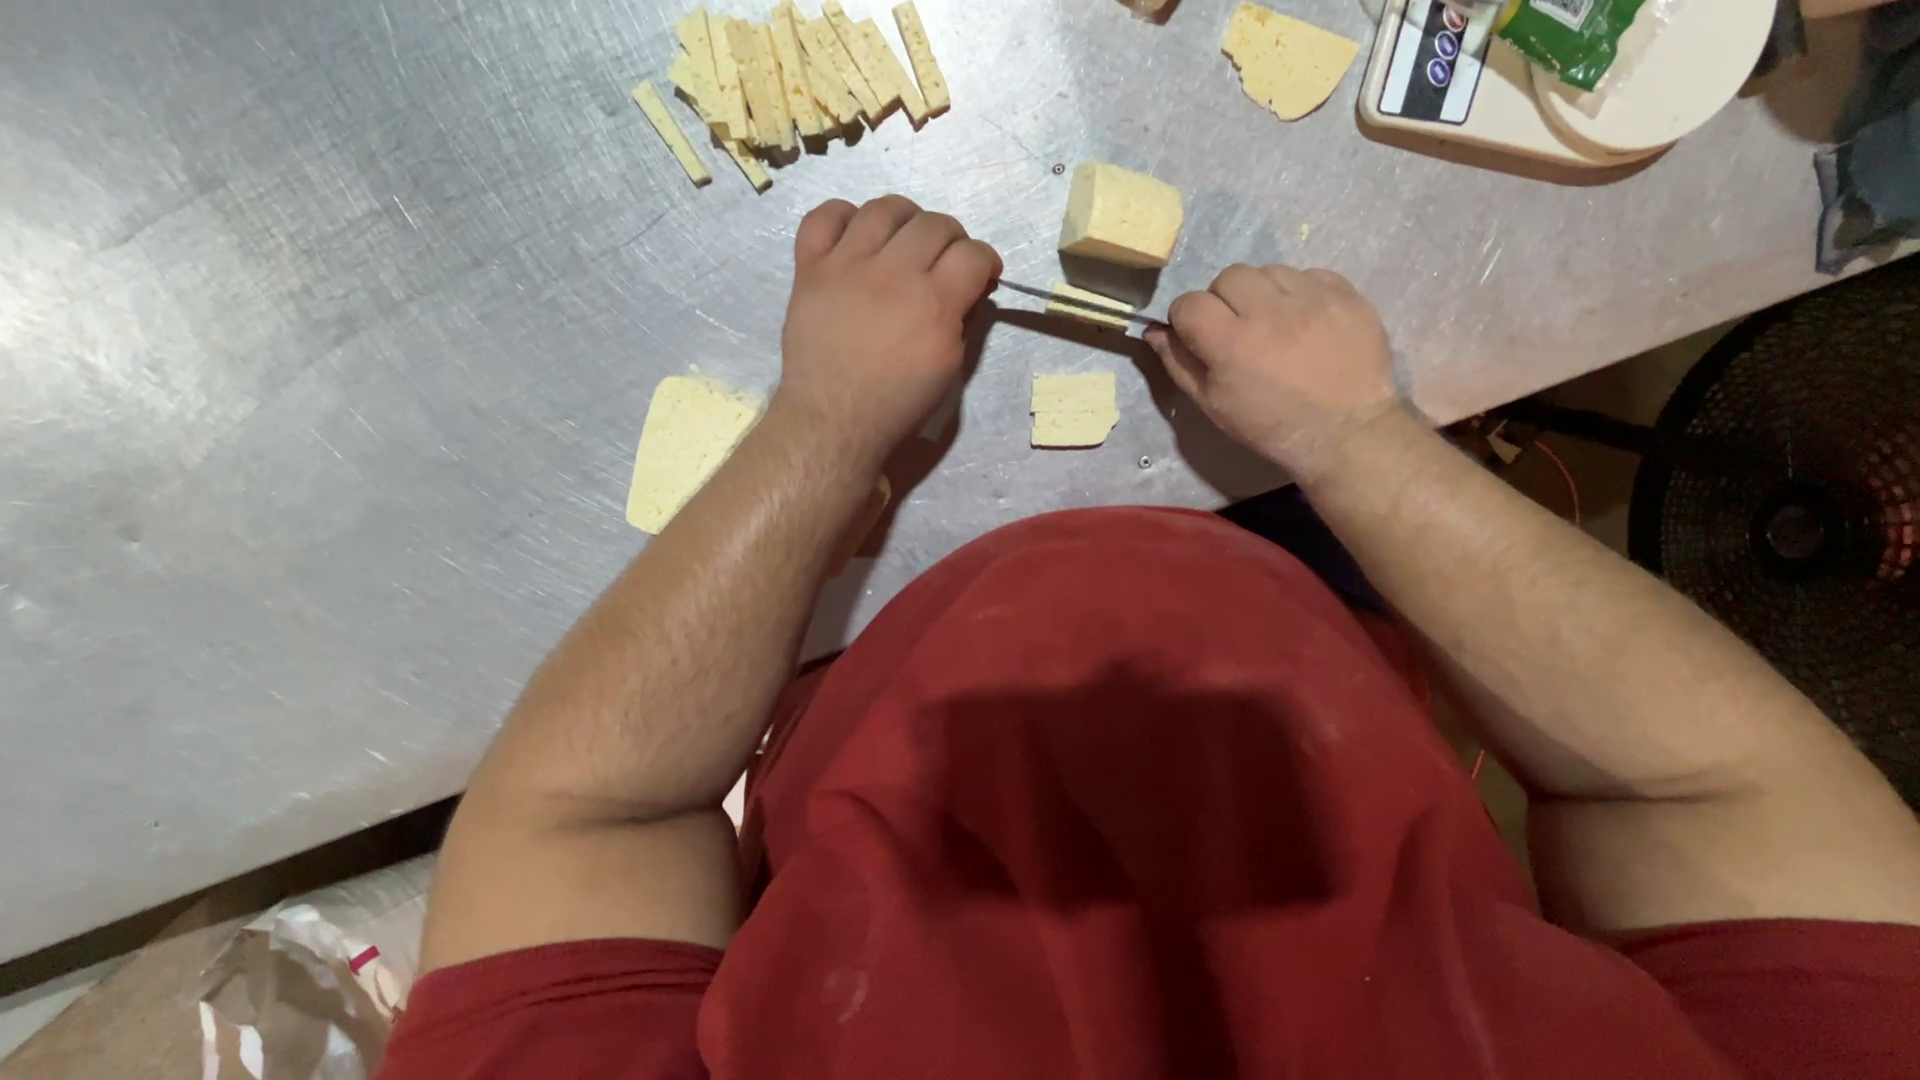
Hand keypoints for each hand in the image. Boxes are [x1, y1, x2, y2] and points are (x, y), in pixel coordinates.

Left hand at [774, 195, 1001, 470]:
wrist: (833, 418)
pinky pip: (823, 217)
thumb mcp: (948, 368)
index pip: (973, 254)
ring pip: (883, 208)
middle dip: (951, 237)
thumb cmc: (896, 403)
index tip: (980, 274)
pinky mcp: (811, 268)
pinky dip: (841, 216)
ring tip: (902, 239)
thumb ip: (960, 321)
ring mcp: (847, 266)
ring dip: (904, 218)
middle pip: (934, 223)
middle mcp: (893, 274)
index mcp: (934, 303)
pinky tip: (854, 235)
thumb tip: (965, 291)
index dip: (985, 261)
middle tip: (944, 260)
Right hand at [1145, 265, 1400, 478]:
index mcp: (1231, 343)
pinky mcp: (1344, 293)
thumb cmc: (1270, 425)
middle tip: (1239, 328)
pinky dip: (1299, 293)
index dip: (1187, 318)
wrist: (1345, 431)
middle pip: (1228, 277)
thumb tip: (1154, 331)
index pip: (1189, 303)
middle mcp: (1269, 311)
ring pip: (1268, 270)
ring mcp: (1311, 298)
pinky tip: (1304, 321)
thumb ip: (1179, 364)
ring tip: (1274, 323)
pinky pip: (1307, 274)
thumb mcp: (1214, 405)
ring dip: (1262, 293)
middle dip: (1225, 300)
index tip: (1198, 336)